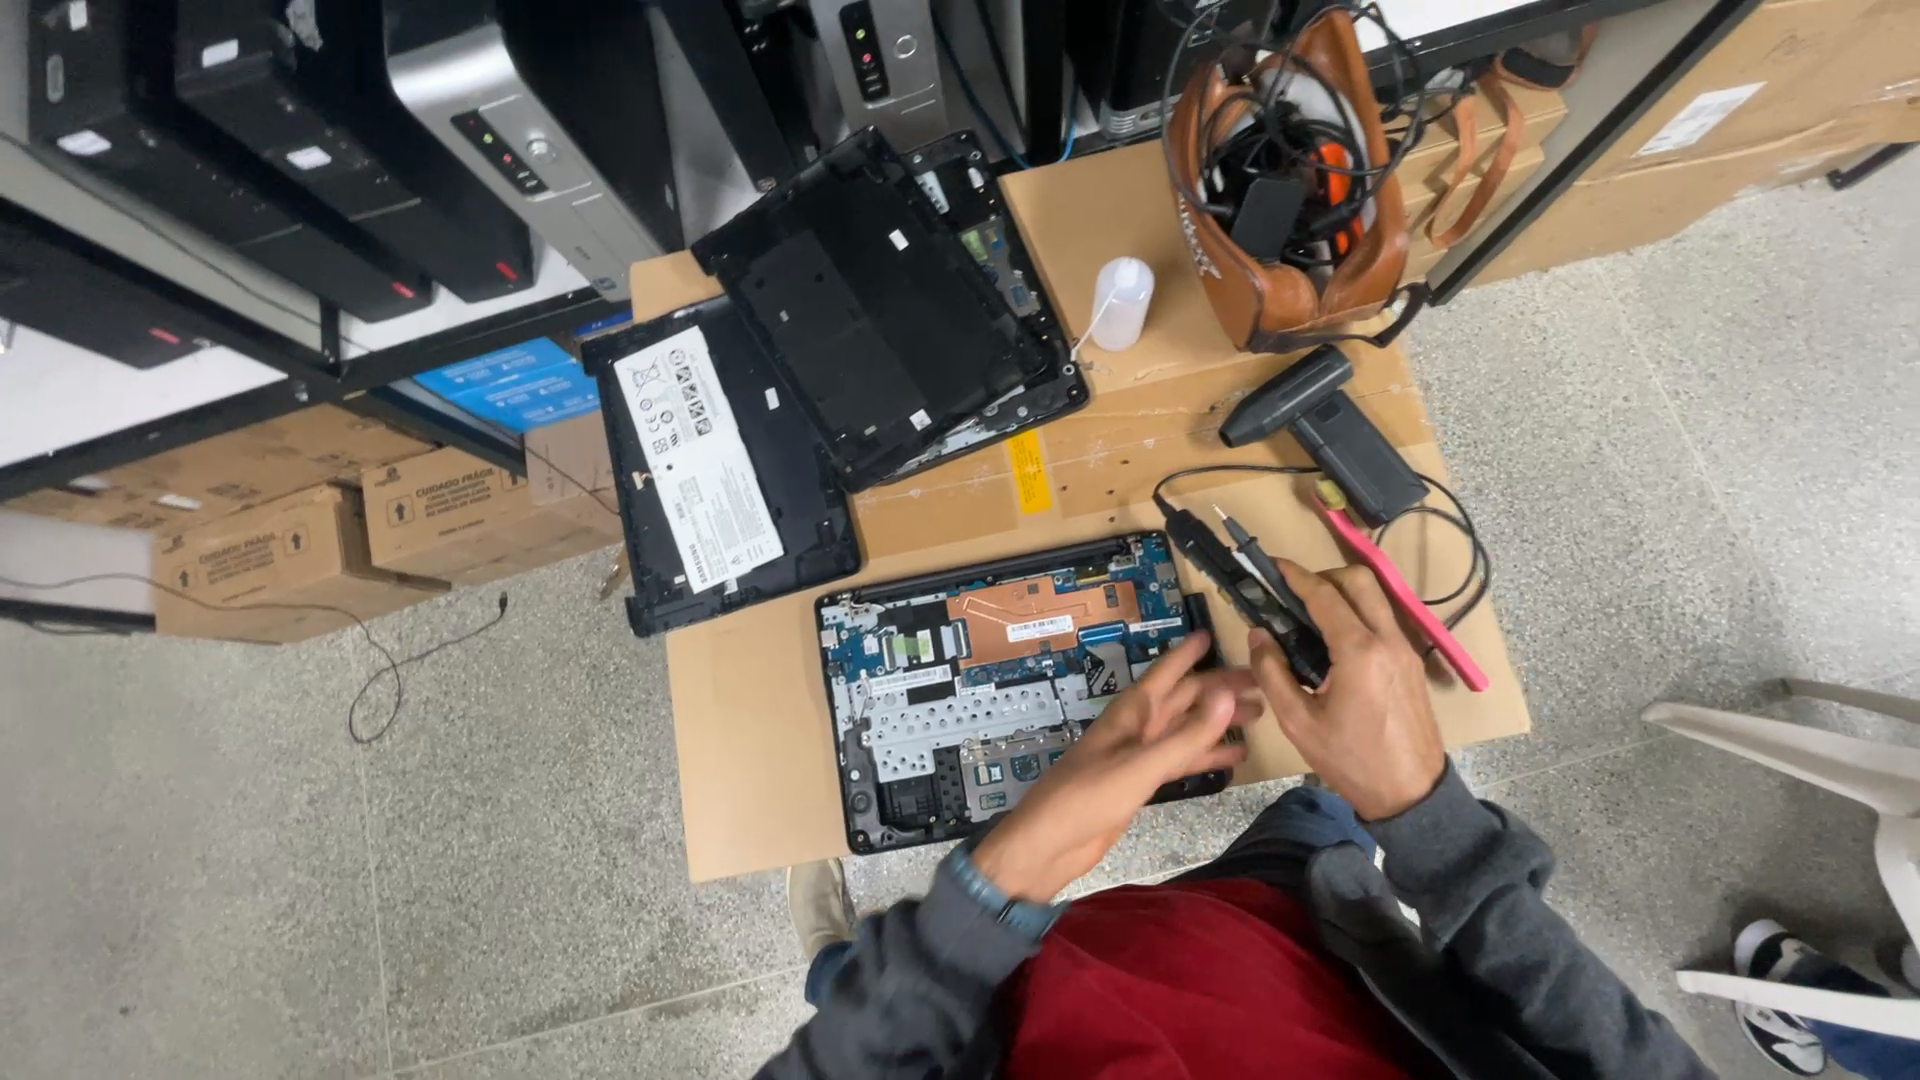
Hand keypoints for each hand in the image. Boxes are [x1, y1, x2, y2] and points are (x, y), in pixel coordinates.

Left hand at [972, 631, 1255, 901]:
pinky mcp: (1141, 782)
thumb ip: (1188, 734)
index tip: (1212, 636)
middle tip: (1261, 683)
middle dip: (1217, 689)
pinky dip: (1205, 755)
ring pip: (1184, 728)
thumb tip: (1227, 693)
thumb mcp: (1143, 765)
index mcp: (1131, 712)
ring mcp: (1138, 755)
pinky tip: (1234, 757)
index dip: (1187, 654)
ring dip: (1216, 721)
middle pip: (1182, 699)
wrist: (1052, 841)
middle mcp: (1136, 727)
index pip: (1165, 673)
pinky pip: (1179, 760)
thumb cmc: (1090, 796)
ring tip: (1259, 715)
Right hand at [1249, 561, 1445, 820]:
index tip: (1272, 566)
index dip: (1295, 575)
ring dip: (1342, 591)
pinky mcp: (1412, 663)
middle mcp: (1388, 641)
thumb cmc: (1351, 761)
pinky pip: (1383, 619)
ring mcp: (1406, 650)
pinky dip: (1357, 612)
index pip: (1325, 595)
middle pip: (1360, 580)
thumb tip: (1258, 634)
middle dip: (1323, 575)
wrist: (1412, 795)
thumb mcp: (1297, 721)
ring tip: (1308, 612)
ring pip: (1376, 597)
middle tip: (1293, 590)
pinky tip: (1332, 638)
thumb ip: (1272, 671)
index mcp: (1359, 652)